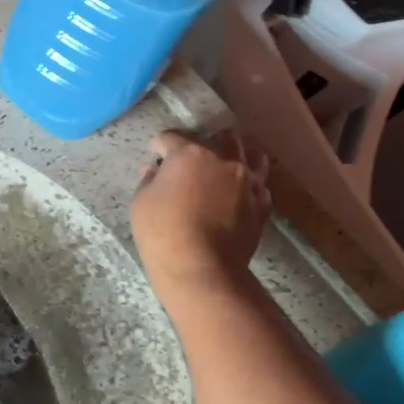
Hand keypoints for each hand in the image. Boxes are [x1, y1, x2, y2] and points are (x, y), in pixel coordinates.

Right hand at [130, 129, 271, 296]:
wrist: (199, 266)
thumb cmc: (161, 231)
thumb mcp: (140, 203)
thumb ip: (150, 181)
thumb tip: (155, 170)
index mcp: (190, 154)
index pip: (172, 137)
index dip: (160, 144)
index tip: (155, 152)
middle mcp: (225, 159)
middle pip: (221, 136)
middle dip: (205, 142)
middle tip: (192, 158)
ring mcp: (249, 180)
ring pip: (251, 152)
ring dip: (236, 154)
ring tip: (224, 165)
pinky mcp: (262, 202)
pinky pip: (260, 182)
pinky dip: (248, 181)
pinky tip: (237, 192)